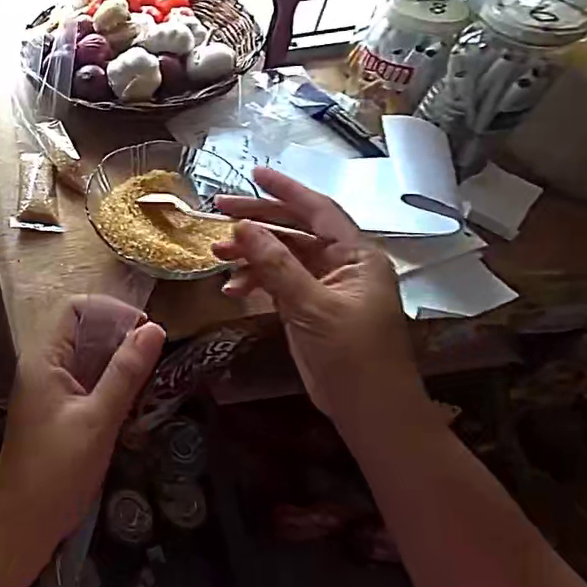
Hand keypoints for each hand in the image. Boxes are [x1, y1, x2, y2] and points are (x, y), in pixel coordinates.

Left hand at [0, 296, 164, 552]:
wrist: (20, 530)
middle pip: (83, 329)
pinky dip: (112, 381)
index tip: (145, 329)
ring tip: (149, 375)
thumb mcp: (98, 420)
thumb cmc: (56, 472)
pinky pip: (88, 380)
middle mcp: (44, 366)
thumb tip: (155, 328)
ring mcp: (51, 389)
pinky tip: (134, 397)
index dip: (111, 310)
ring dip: (118, 359)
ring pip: (88, 355)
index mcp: (44, 359)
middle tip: (153, 355)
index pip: (75, 308)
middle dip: (119, 334)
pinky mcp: (59, 410)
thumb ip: (126, 372)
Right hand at [212, 167, 422, 428]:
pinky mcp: (309, 308)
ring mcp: (324, 286)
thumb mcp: (313, 306)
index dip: (285, 190)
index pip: (318, 210)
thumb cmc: (353, 356)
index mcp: (356, 255)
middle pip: (295, 230)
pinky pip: (278, 283)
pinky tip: (232, 289)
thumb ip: (277, 265)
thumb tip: (244, 227)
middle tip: (219, 209)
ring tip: (217, 254)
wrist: (370, 412)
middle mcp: (341, 264)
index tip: (254, 174)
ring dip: (250, 255)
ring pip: (282, 257)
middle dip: (258, 221)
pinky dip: (255, 283)